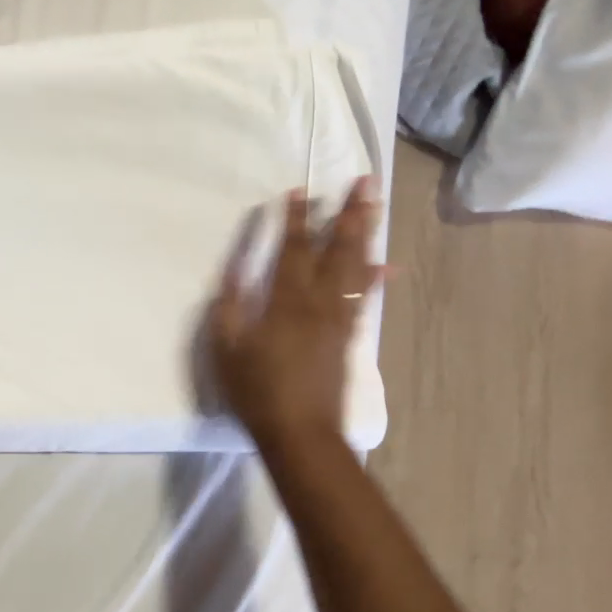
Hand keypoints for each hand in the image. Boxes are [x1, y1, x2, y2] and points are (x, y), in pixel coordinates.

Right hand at [209, 178, 381, 445]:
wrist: (299, 430)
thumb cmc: (254, 388)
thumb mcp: (225, 345)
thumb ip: (230, 304)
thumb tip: (236, 269)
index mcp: (286, 301)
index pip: (292, 250)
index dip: (295, 220)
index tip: (299, 191)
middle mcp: (320, 302)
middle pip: (339, 250)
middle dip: (351, 214)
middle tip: (365, 181)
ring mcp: (339, 319)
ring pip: (358, 268)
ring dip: (366, 235)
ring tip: (375, 208)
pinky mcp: (348, 337)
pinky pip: (365, 297)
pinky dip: (375, 277)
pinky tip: (385, 266)